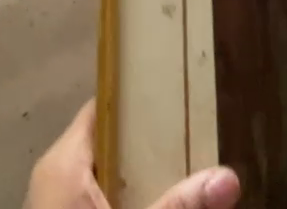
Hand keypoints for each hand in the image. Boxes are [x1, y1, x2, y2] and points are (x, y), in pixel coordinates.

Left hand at [26, 101, 242, 208]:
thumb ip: (179, 205)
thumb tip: (231, 177)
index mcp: (63, 161)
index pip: (103, 106)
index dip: (139, 96)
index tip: (179, 89)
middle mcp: (55, 173)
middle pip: (108, 138)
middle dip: (149, 138)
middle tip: (194, 128)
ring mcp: (55, 201)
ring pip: (104, 170)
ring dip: (140, 170)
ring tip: (185, 159)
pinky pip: (97, 194)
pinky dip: (126, 193)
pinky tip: (158, 198)